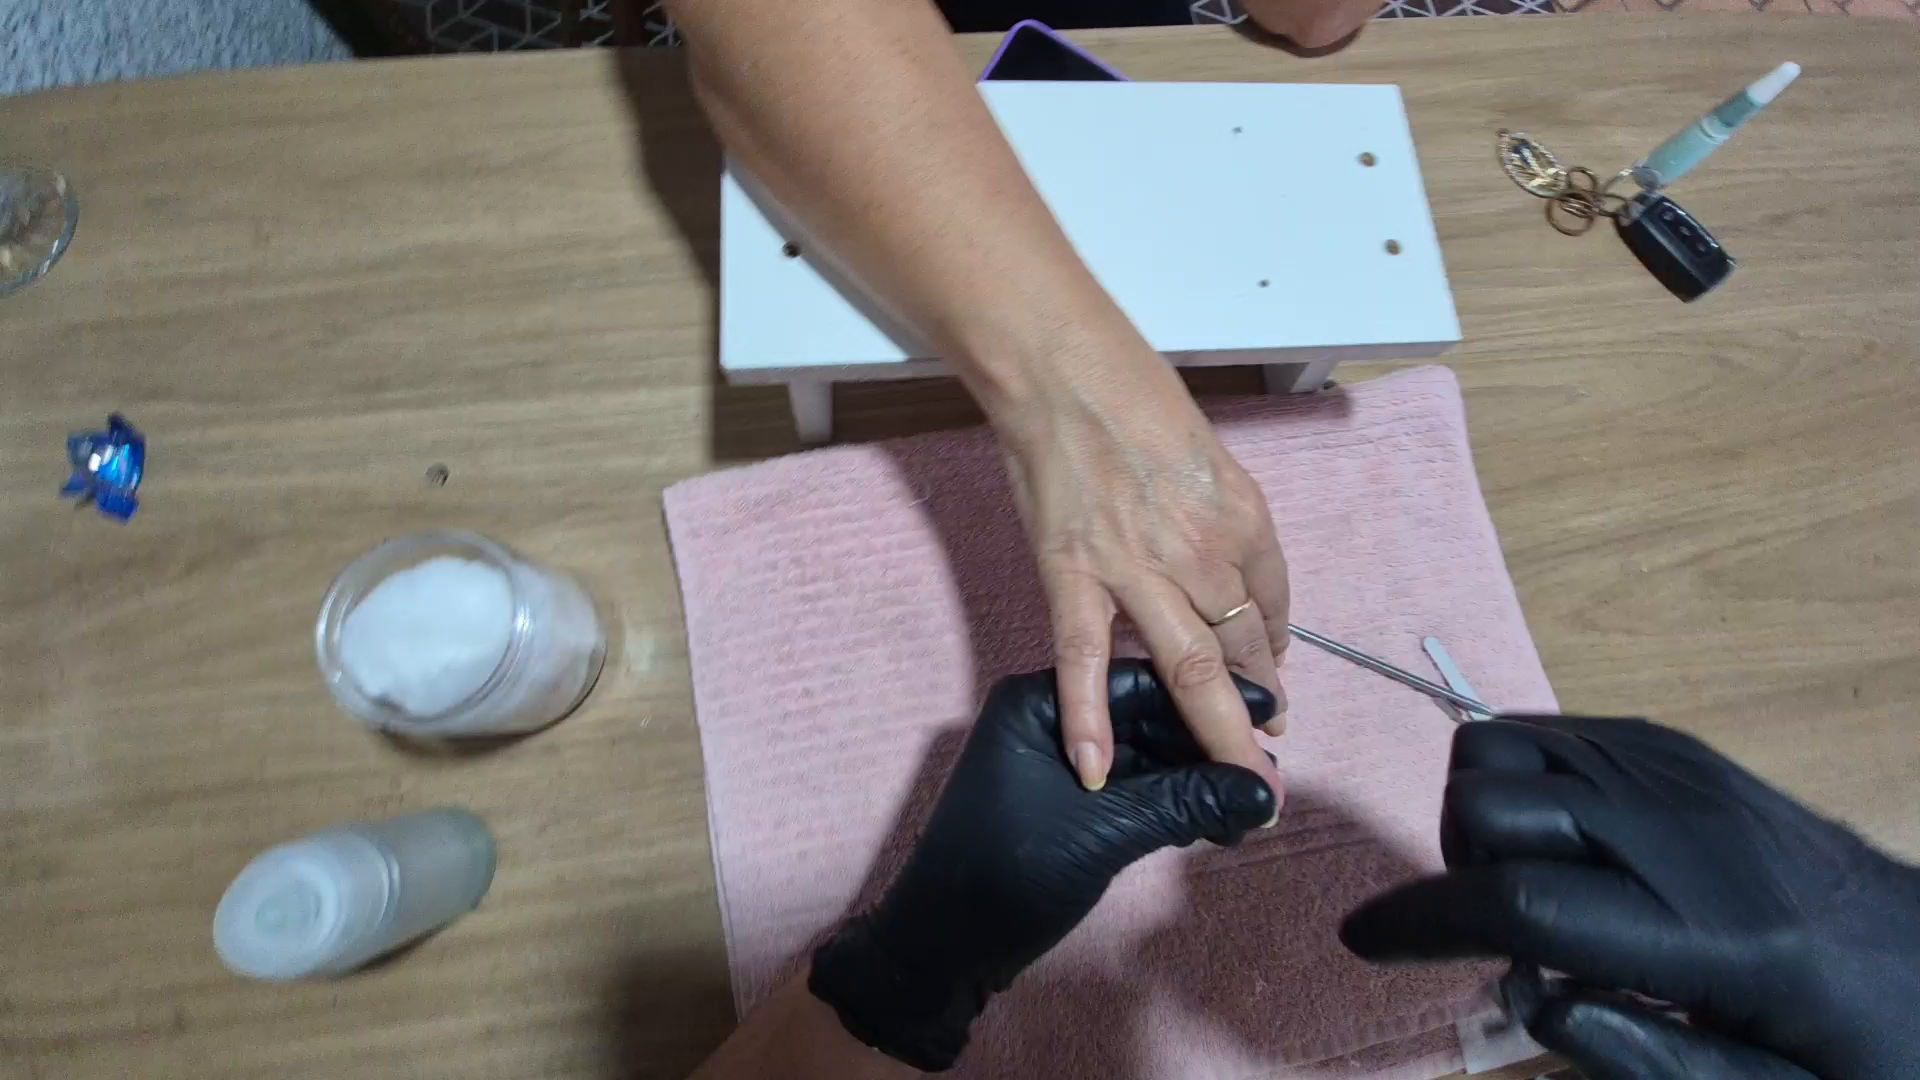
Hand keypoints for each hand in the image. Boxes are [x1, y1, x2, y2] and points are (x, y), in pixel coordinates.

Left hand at [809, 660, 1278, 1071]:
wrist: (946, 943)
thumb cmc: (1012, 868)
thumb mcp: (1104, 829)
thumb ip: (1185, 802)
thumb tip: (1265, 791)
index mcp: (1039, 700)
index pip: (1136, 683)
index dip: (1204, 701)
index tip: (1270, 716)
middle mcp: (1048, 716)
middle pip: (1143, 718)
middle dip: (1204, 747)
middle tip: (1270, 773)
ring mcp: (1056, 757)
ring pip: (1140, 755)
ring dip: (1193, 778)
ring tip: (1252, 802)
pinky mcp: (1065, 797)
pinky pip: (1128, 785)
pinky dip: (1169, 799)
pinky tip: (1214, 815)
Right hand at [997, 355, 1289, 796]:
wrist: (1063, 371)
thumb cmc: (1134, 394)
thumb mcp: (1205, 451)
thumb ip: (1224, 517)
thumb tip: (1226, 572)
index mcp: (1243, 516)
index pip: (1272, 602)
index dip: (1273, 650)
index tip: (1268, 679)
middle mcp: (1203, 553)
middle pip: (1242, 648)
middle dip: (1261, 711)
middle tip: (1268, 764)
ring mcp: (1137, 570)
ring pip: (1188, 668)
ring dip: (1217, 733)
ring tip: (1234, 783)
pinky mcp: (1074, 576)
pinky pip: (1085, 658)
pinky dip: (1090, 716)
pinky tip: (1095, 768)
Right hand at [1339, 715, 1919, 1079]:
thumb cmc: (1887, 1054)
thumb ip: (1653, 1067)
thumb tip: (1527, 999)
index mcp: (1718, 927)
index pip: (1519, 903)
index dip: (1421, 922)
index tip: (1364, 940)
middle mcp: (1675, 820)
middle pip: (1485, 803)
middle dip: (1463, 868)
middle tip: (1507, 925)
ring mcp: (1662, 762)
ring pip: (1489, 749)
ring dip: (1478, 814)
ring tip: (1528, 869)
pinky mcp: (1656, 737)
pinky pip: (1530, 732)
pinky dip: (1511, 781)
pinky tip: (1560, 835)